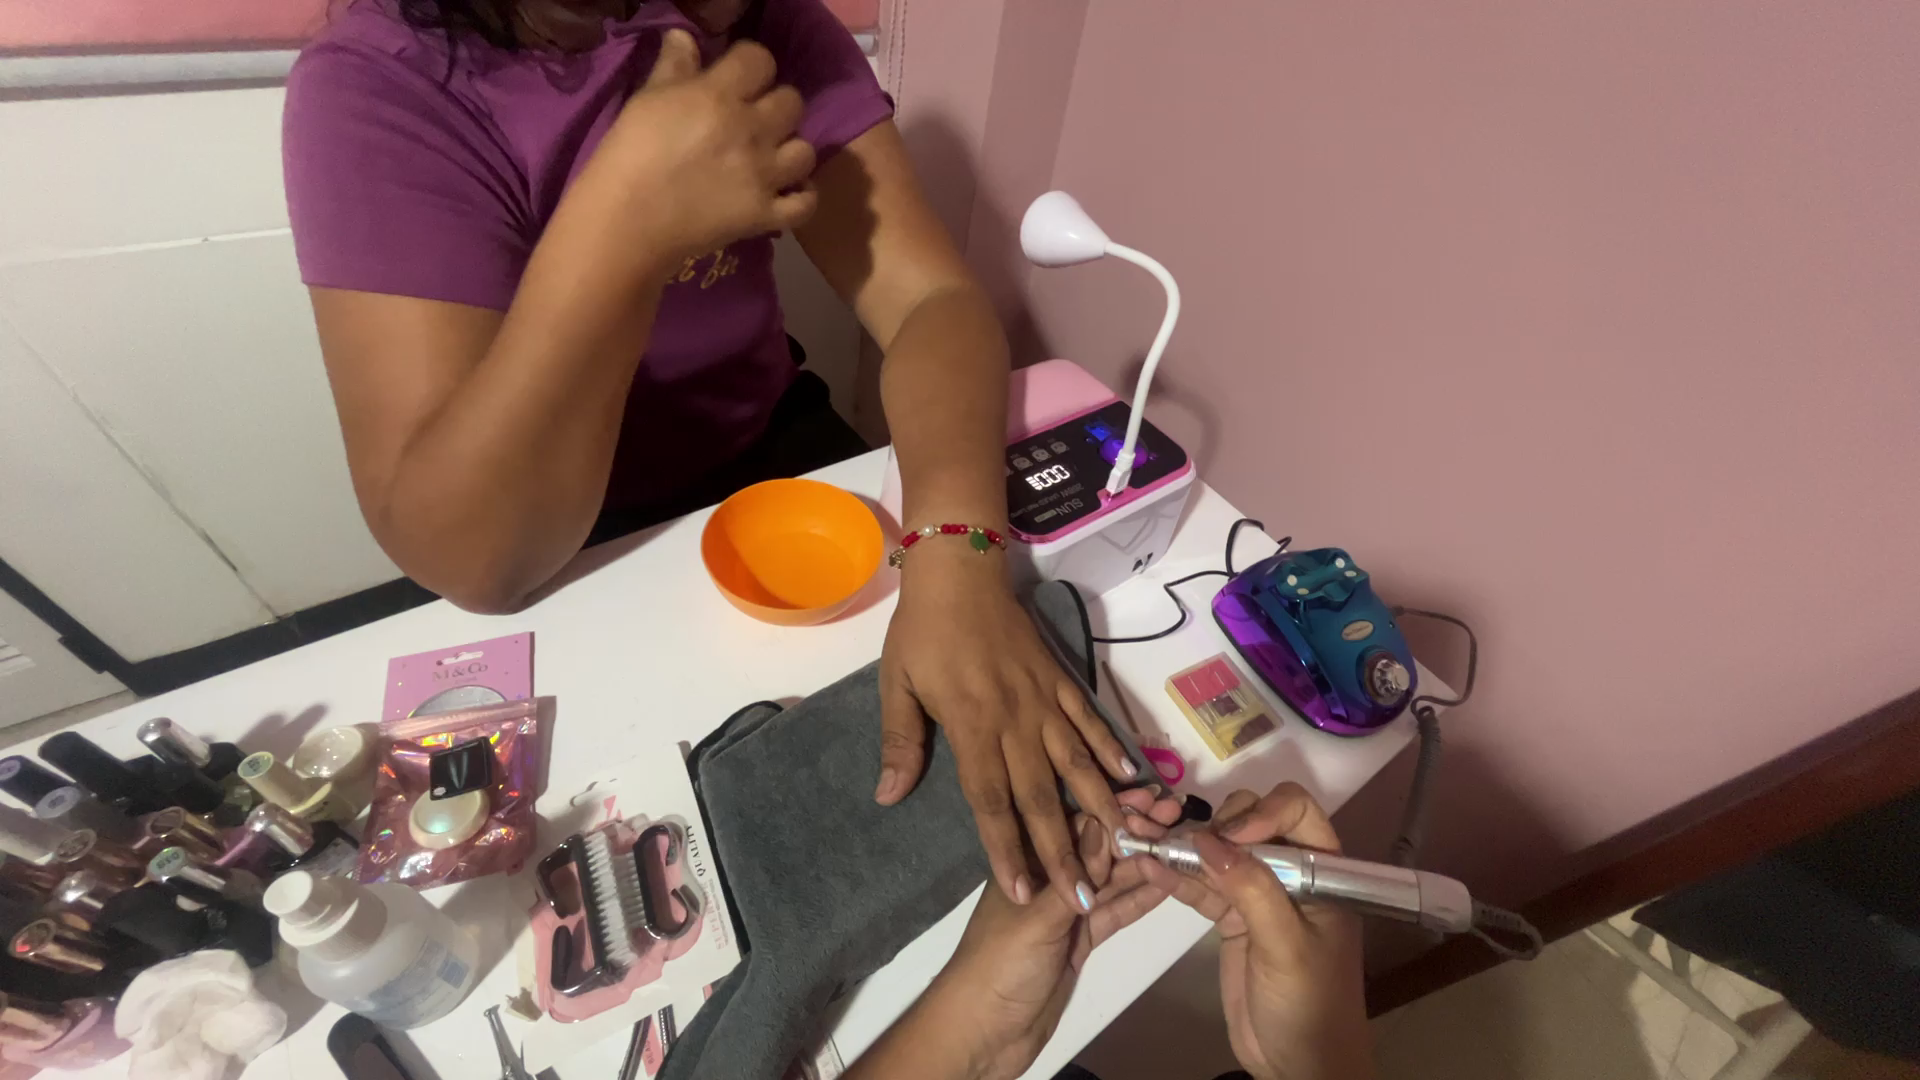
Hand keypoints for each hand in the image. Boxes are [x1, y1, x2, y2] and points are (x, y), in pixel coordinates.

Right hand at [563, 31, 817, 272]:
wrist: (632, 217)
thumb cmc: (632, 152)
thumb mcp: (649, 98)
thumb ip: (674, 67)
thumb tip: (686, 38)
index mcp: (721, 95)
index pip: (760, 61)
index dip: (753, 66)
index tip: (740, 79)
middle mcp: (752, 131)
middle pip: (793, 104)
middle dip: (778, 107)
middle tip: (758, 121)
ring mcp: (764, 176)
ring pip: (806, 153)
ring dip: (793, 153)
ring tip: (774, 159)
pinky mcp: (767, 215)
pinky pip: (807, 204)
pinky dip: (803, 198)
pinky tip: (788, 193)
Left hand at [854, 808, 1177, 1079]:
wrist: (983, 1031)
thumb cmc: (999, 965)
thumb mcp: (1037, 918)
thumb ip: (1072, 875)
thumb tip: (1104, 821)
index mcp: (1026, 859)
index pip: (1075, 823)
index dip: (1111, 809)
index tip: (1149, 797)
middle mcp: (1048, 875)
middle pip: (1097, 846)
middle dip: (1134, 831)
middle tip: (1173, 813)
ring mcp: (1065, 907)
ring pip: (1110, 878)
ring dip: (1143, 862)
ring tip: (1180, 842)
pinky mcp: (1079, 938)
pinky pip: (1113, 911)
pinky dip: (1138, 898)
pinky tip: (1168, 883)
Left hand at [877, 546, 1146, 913]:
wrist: (959, 575)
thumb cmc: (922, 633)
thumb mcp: (897, 684)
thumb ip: (901, 741)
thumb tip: (889, 797)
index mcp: (972, 725)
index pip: (991, 799)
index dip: (1006, 848)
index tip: (1023, 893)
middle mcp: (1015, 720)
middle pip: (1040, 794)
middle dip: (1060, 849)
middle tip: (1080, 897)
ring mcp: (1043, 698)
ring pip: (1075, 761)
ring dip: (1099, 806)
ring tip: (1124, 845)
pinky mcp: (1059, 677)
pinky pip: (1088, 717)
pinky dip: (1108, 745)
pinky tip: (1129, 773)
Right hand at [1135, 784, 1374, 1079]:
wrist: (1298, 1070)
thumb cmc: (1310, 1007)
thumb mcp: (1286, 946)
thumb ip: (1251, 889)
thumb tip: (1208, 838)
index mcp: (1321, 872)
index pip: (1295, 812)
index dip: (1263, 811)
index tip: (1233, 835)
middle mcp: (1288, 872)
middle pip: (1250, 819)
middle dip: (1217, 824)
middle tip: (1191, 843)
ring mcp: (1256, 892)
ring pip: (1218, 849)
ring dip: (1183, 844)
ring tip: (1146, 836)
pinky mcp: (1229, 915)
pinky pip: (1198, 883)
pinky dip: (1174, 873)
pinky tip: (1148, 864)